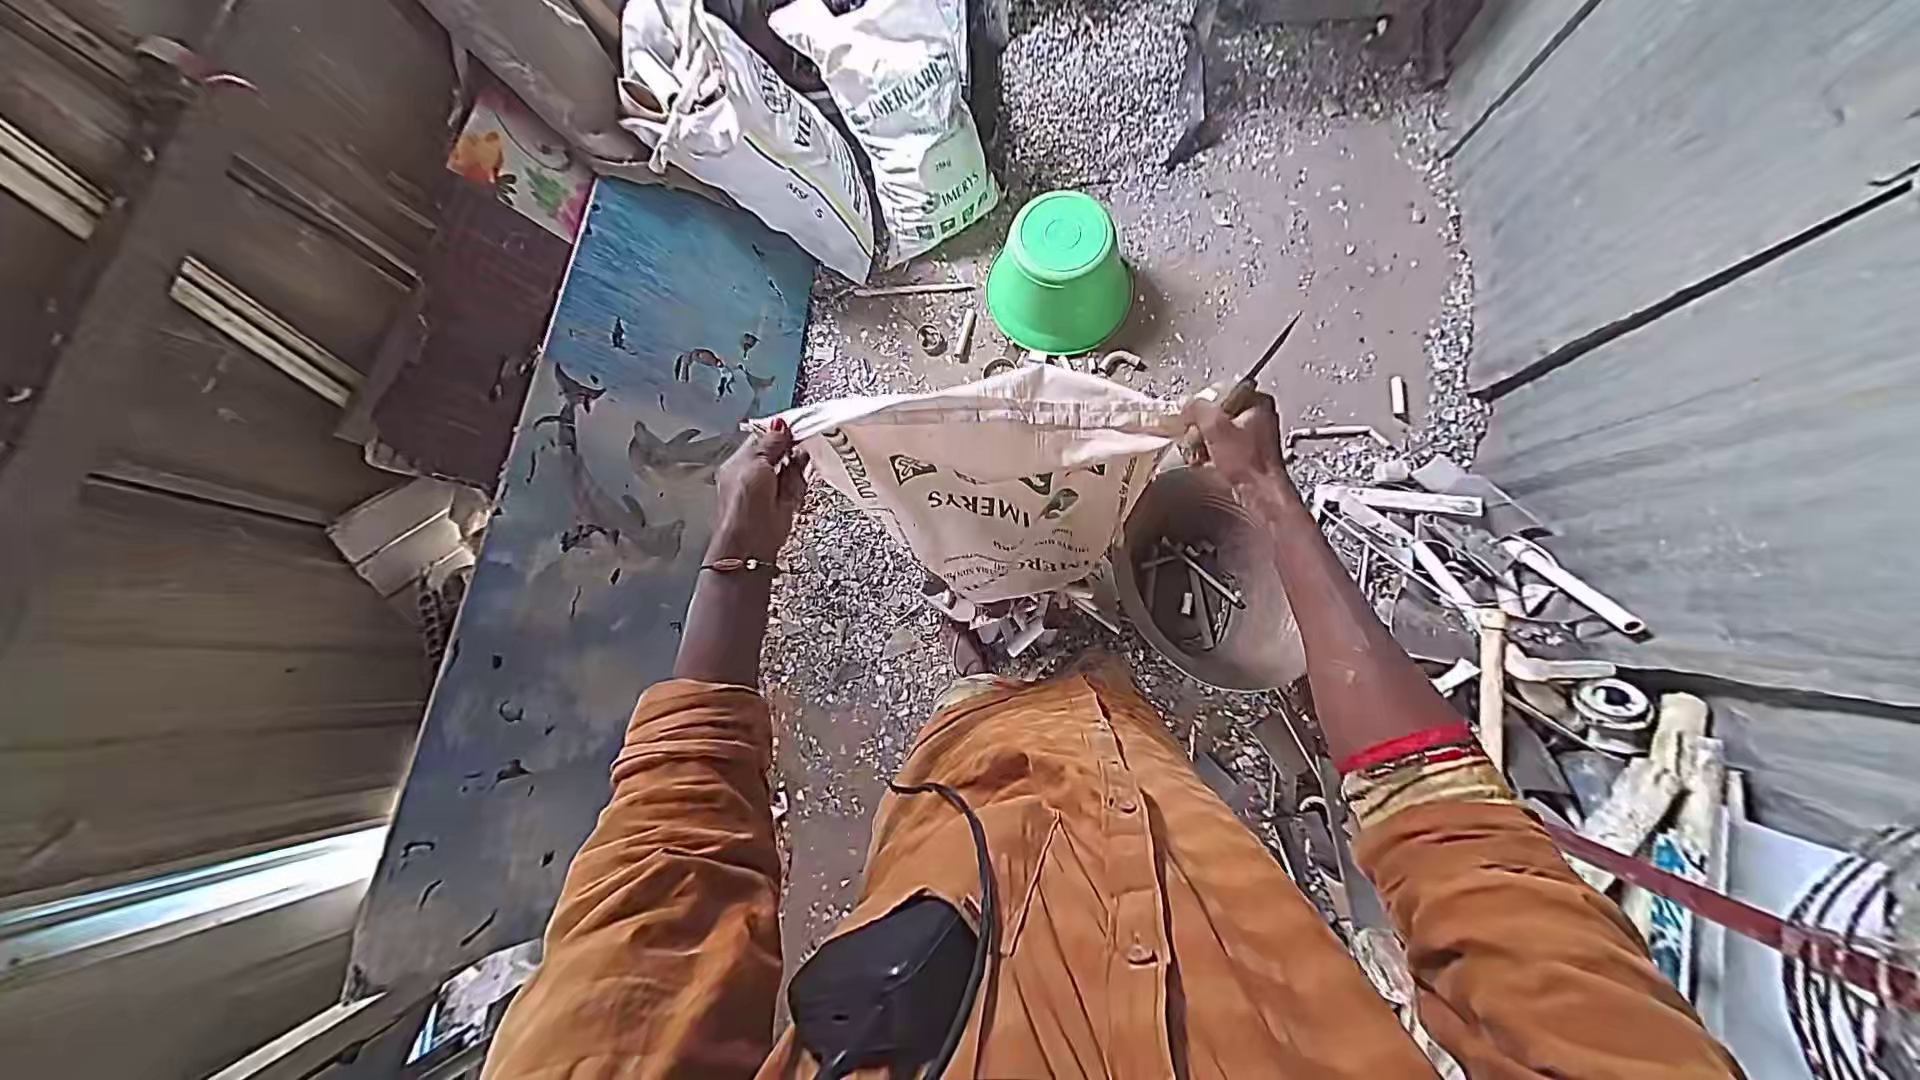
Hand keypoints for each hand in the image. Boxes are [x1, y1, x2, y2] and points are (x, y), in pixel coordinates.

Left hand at [709, 418, 808, 560]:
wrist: (753, 539)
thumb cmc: (744, 503)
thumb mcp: (755, 463)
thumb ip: (771, 443)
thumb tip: (780, 425)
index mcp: (741, 461)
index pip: (762, 439)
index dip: (777, 431)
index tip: (793, 425)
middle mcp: (756, 473)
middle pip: (779, 451)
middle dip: (790, 446)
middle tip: (800, 440)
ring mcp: (773, 486)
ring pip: (792, 465)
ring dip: (797, 461)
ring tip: (799, 460)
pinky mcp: (788, 499)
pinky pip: (799, 481)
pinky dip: (802, 477)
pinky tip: (801, 475)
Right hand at [1189, 393, 1292, 494]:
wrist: (1259, 491)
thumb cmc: (1247, 462)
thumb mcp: (1215, 427)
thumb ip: (1198, 409)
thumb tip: (1188, 405)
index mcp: (1257, 402)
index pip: (1220, 394)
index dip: (1202, 408)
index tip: (1193, 419)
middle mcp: (1258, 416)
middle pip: (1216, 415)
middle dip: (1201, 429)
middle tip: (1198, 439)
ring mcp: (1252, 436)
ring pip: (1216, 432)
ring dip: (1202, 443)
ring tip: (1201, 454)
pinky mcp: (1246, 454)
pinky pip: (1219, 447)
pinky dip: (1209, 454)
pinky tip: (1205, 462)